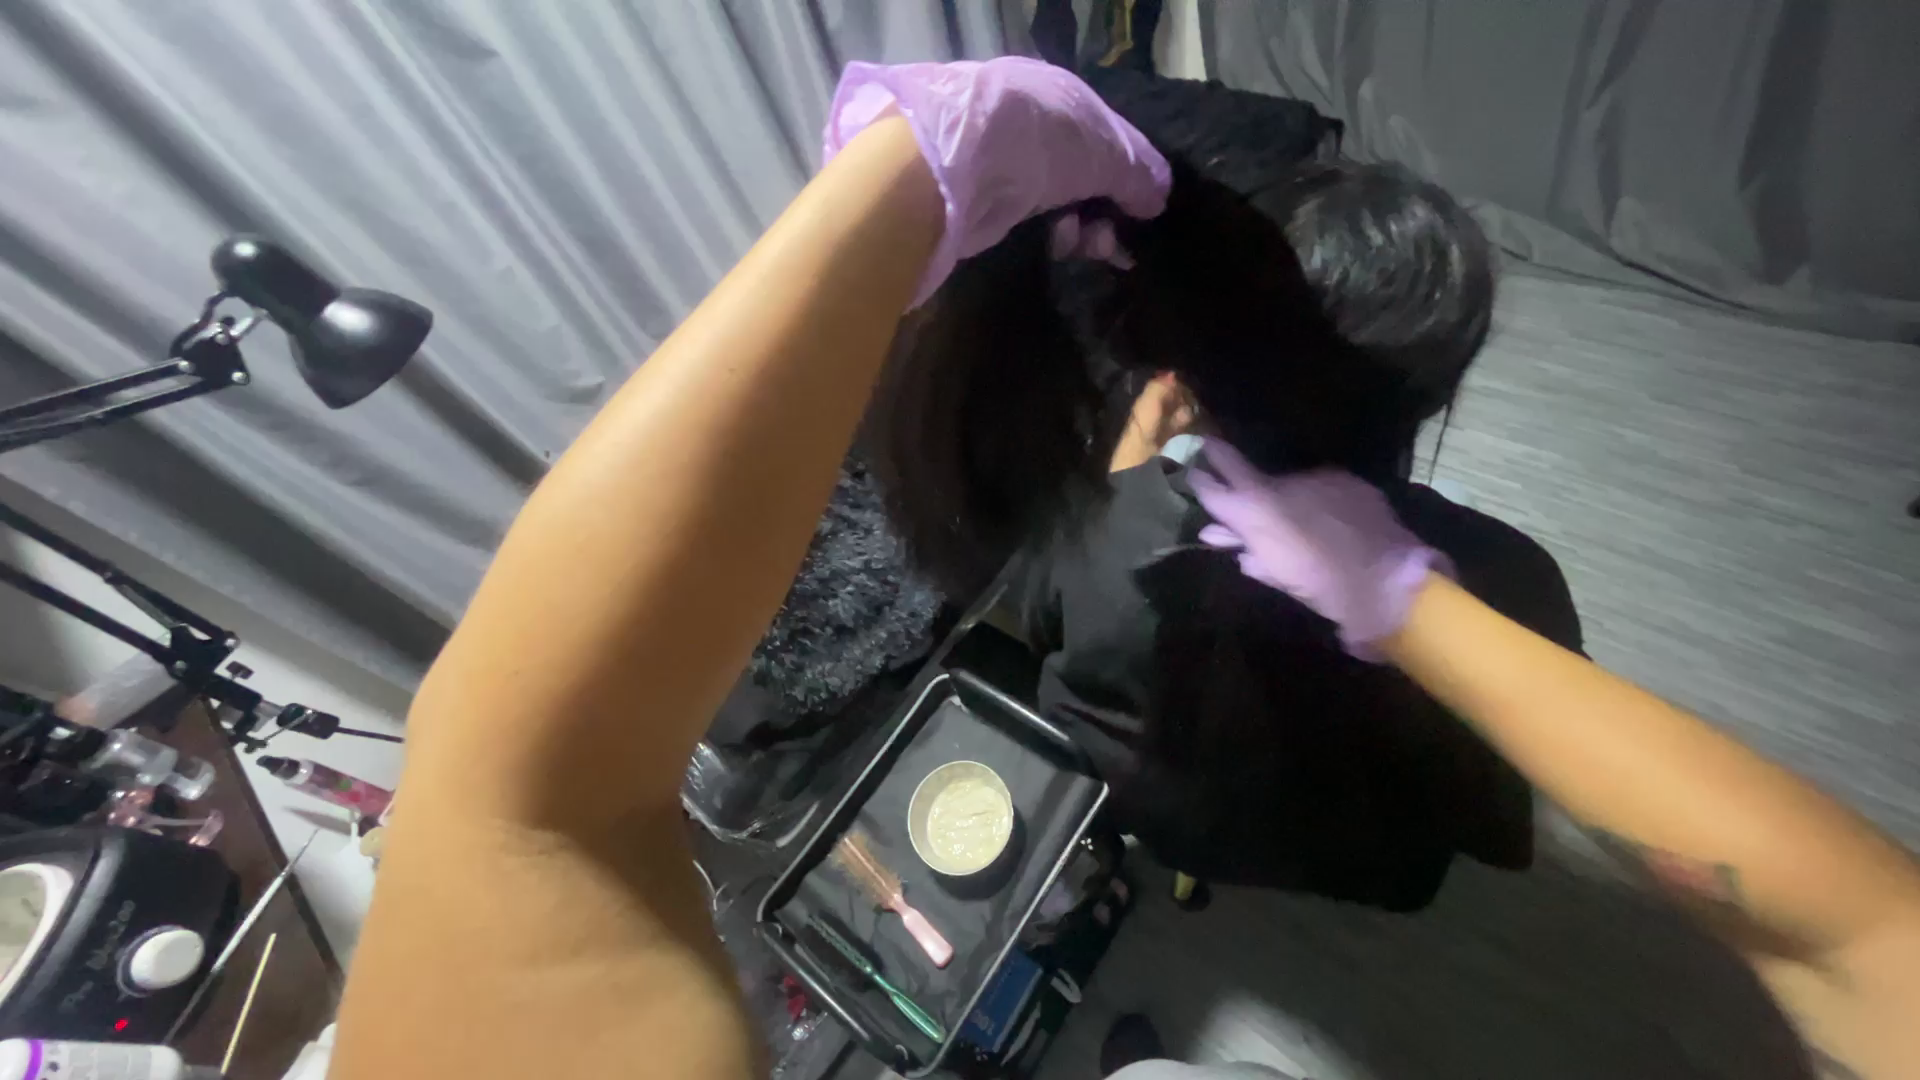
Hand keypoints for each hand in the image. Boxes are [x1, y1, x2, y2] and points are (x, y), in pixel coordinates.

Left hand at [823, 57, 1169, 305]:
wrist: (956, 166)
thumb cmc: (1041, 139)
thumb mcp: (1104, 149)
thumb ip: (1136, 172)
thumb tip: (1160, 196)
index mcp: (1059, 100)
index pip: (1105, 140)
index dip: (1128, 176)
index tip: (1145, 212)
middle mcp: (1030, 132)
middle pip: (1083, 181)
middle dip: (1104, 214)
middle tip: (1114, 244)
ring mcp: (1003, 171)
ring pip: (1059, 210)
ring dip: (1081, 233)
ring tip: (1084, 244)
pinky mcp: (983, 210)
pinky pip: (1031, 229)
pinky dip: (1050, 241)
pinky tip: (1056, 247)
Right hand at [1189, 439, 1449, 659]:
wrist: (1386, 579)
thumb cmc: (1320, 583)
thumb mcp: (1273, 571)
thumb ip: (1245, 549)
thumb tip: (1218, 535)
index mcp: (1255, 509)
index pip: (1217, 486)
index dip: (1202, 478)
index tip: (1192, 465)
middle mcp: (1279, 486)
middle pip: (1244, 472)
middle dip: (1225, 462)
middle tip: (1210, 446)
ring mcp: (1315, 479)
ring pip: (1284, 485)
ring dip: (1276, 495)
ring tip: (1276, 511)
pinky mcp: (1347, 481)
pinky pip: (1319, 487)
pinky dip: (1312, 499)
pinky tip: (1317, 514)